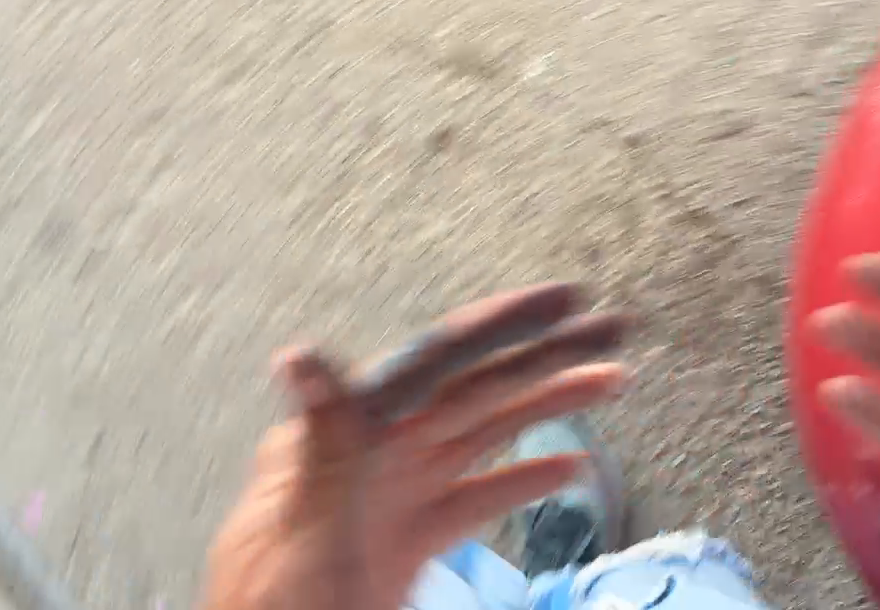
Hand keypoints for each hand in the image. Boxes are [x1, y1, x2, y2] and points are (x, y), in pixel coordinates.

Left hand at [199, 285, 628, 609]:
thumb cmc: (271, 608)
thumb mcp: (299, 531)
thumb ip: (325, 448)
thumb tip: (300, 355)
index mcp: (358, 432)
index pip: (443, 363)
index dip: (506, 328)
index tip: (563, 301)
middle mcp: (383, 447)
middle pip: (480, 389)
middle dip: (546, 357)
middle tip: (608, 331)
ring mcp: (399, 490)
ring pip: (487, 433)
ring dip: (547, 407)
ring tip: (606, 380)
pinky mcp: (410, 538)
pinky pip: (477, 497)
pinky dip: (522, 481)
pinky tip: (567, 467)